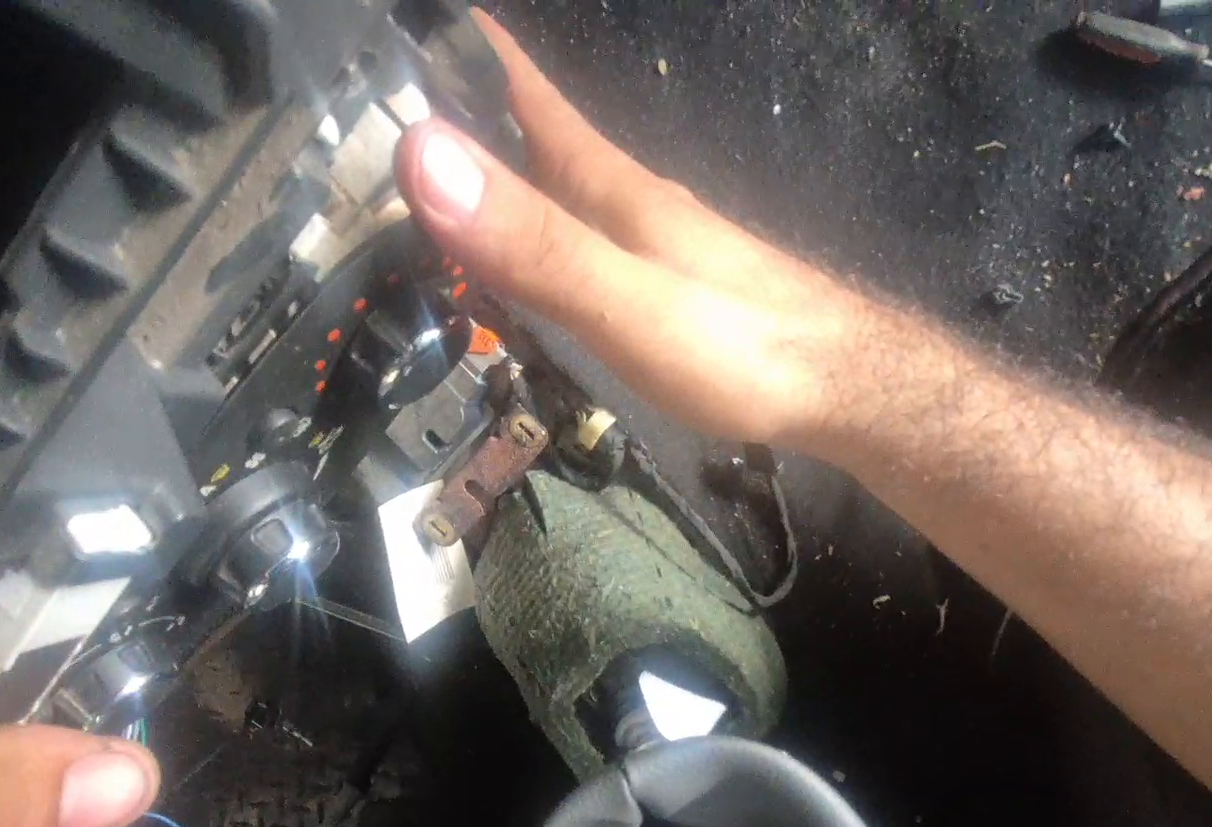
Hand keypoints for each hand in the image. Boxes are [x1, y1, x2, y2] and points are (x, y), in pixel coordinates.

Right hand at [395, 10, 875, 450]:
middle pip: (523, 134)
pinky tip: (513, 250)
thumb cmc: (738, 347)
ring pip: (547, 184)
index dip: (446, 52)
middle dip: (449, 118)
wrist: (838, 389)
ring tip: (416, 186)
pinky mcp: (657, 280)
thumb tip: (423, 154)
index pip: (516, 83)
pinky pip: (571, 234)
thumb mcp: (627, 298)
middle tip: (374, 135)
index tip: (378, 53)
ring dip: (486, 172)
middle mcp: (621, 195)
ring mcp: (643, 237)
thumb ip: (537, 242)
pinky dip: (526, 228)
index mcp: (605, 181)